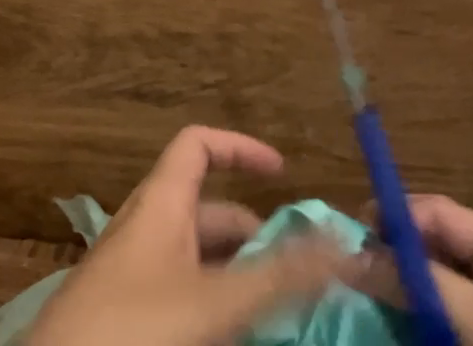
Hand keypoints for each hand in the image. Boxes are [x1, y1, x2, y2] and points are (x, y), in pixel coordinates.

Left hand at [27, 126, 356, 345]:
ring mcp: (134, 269)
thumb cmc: (135, 324)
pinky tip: (238, 332)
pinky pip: (182, 290)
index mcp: (160, 203)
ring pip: (198, 257)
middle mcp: (146, 227)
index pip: (197, 145)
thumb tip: (345, 243)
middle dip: (255, 235)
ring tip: (279, 308)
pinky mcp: (127, 308)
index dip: (240, 148)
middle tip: (301, 272)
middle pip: (207, 211)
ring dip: (239, 274)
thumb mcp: (216, 300)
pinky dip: (215, 302)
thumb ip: (281, 275)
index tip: (283, 172)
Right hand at [353, 195, 472, 345]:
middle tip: (350, 273)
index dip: (394, 218)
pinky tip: (390, 326)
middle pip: (435, 249)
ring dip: (400, 293)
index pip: (442, 215)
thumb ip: (424, 284)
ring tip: (362, 298)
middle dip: (393, 257)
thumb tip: (354, 255)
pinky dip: (416, 322)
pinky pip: (444, 322)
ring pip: (435, 287)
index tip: (349, 237)